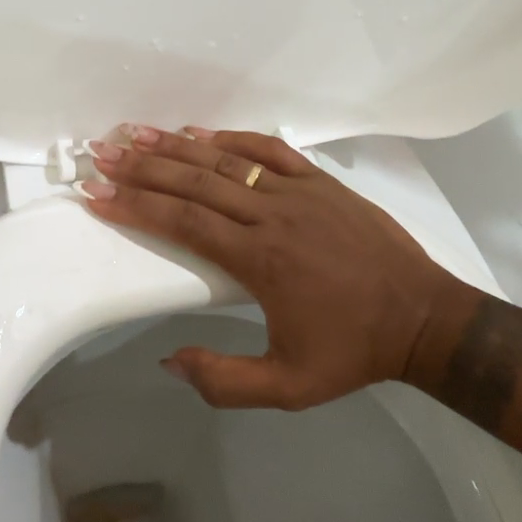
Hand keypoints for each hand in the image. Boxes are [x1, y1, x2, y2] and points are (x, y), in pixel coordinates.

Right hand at [81, 126, 476, 409]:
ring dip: (176, 146)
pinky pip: (269, 150)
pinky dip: (232, 139)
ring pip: (226, 162)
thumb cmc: (352, 351)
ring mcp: (298, 192)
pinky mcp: (321, 182)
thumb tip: (167, 360)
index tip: (97, 195)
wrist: (423, 318)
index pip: (183, 223)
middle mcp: (271, 215)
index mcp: (259, 260)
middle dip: (142, 168)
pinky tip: (201, 134)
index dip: (136, 206)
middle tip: (100, 153)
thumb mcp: (289, 387)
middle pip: (195, 183)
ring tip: (135, 133)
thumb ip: (225, 380)